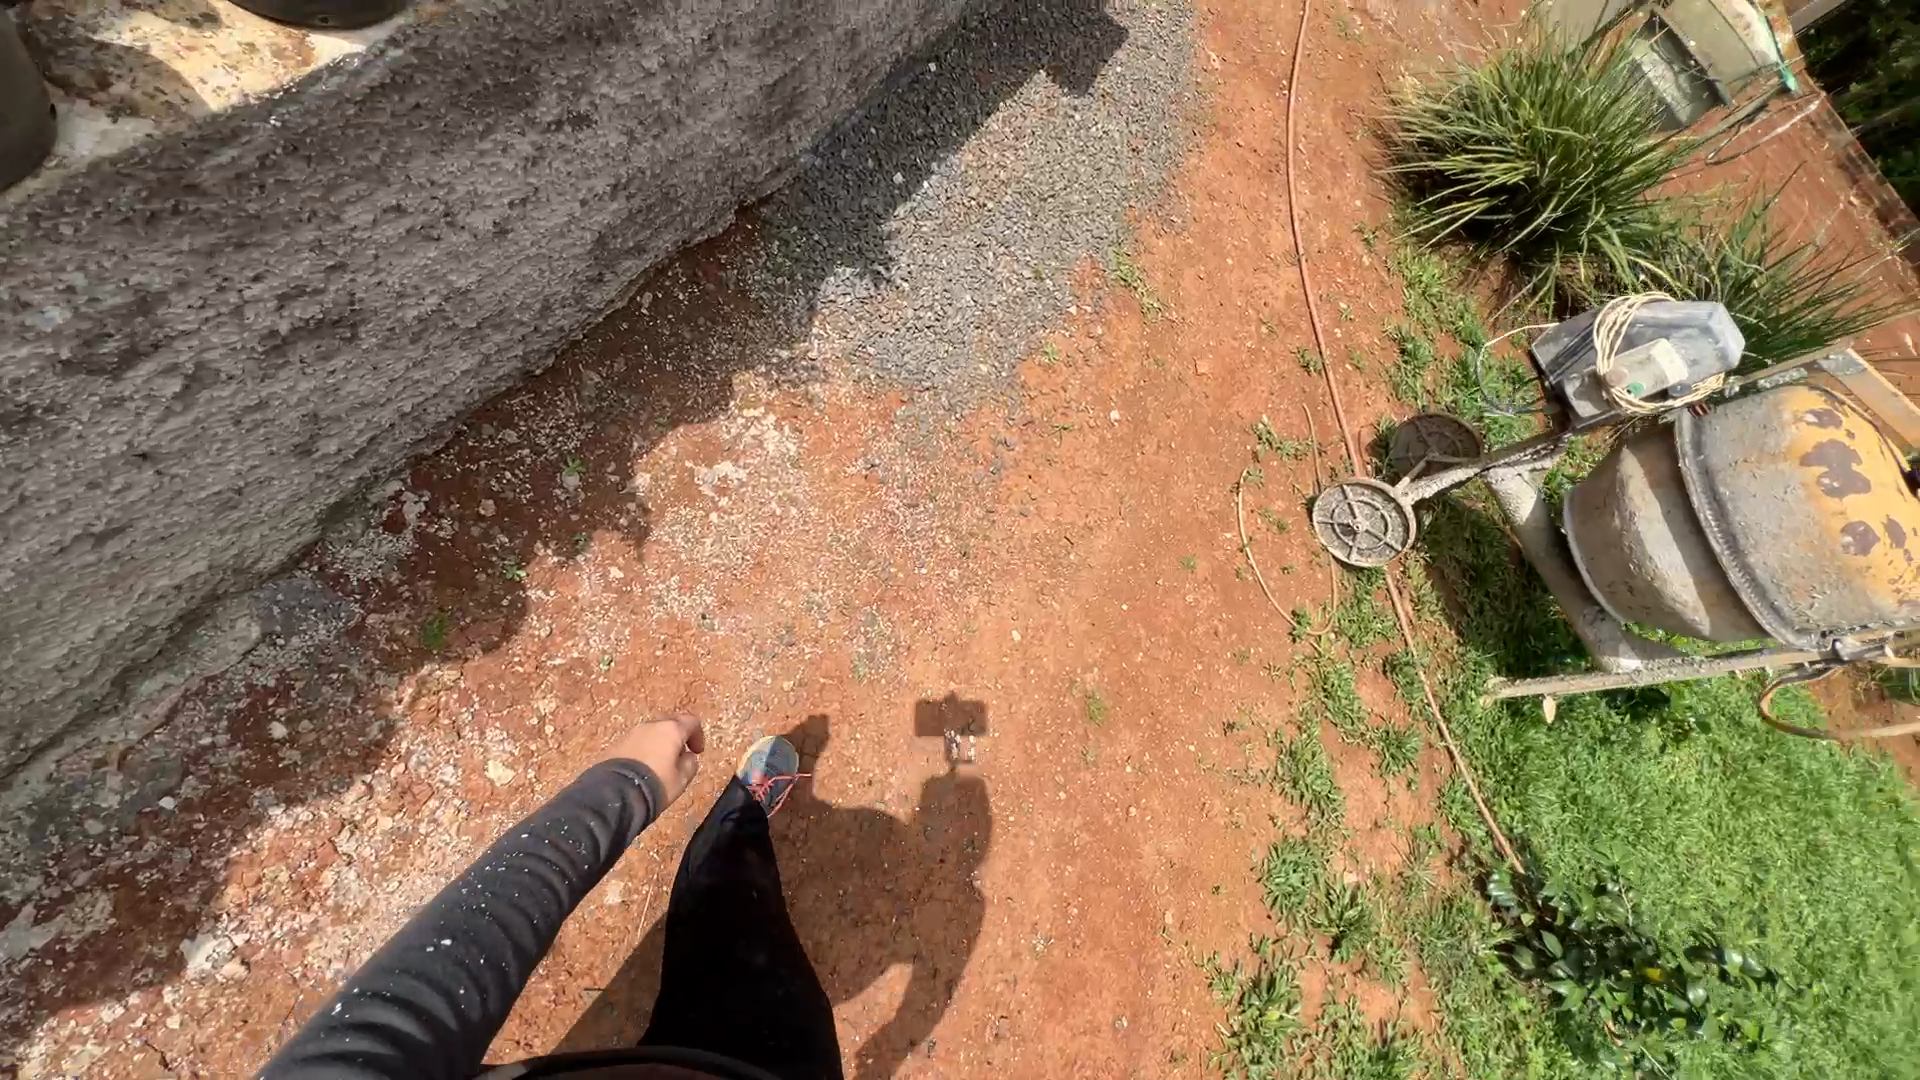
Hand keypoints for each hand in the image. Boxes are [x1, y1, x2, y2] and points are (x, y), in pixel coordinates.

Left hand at [604, 713, 704, 806]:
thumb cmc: (655, 785)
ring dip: (658, 743)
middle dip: (677, 737)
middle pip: (670, 723)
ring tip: (658, 764)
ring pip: (651, 733)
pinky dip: (642, 751)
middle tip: (679, 755)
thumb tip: (688, 757)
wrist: (614, 794)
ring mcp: (631, 734)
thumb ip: (690, 764)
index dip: (698, 735)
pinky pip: (635, 743)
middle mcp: (651, 726)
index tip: (697, 751)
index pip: (692, 722)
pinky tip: (641, 768)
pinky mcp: (615, 745)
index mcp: (672, 730)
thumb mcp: (682, 779)